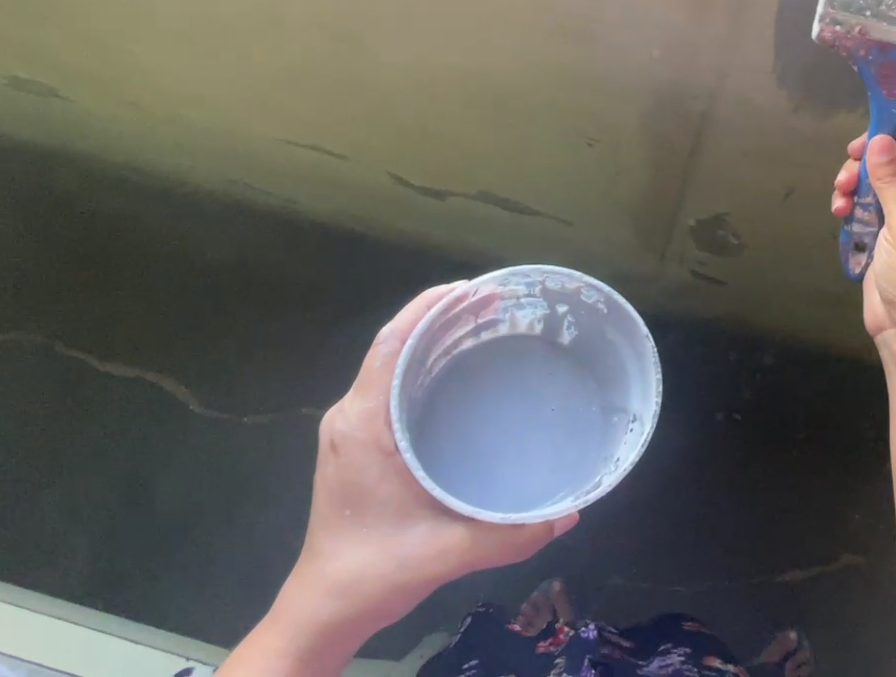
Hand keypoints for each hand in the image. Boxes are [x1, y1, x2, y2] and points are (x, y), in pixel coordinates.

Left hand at [230, 283, 575, 671]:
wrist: (326, 607)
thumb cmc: (377, 570)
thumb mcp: (447, 552)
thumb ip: (510, 535)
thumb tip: (570, 514)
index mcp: (365, 425)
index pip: (391, 345)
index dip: (428, 308)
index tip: (473, 289)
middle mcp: (353, 415)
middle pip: (394, 345)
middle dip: (442, 316)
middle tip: (497, 304)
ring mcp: (353, 427)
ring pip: (392, 363)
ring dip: (433, 339)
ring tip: (485, 326)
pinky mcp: (358, 441)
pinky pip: (391, 385)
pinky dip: (424, 365)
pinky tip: (460, 374)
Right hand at [830, 122, 895, 354]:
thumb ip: (891, 179)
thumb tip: (879, 138)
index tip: (878, 133)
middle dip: (876, 155)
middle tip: (849, 159)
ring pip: (885, 175)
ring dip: (859, 178)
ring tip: (840, 192)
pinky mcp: (890, 227)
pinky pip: (872, 198)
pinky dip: (855, 198)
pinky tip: (840, 210)